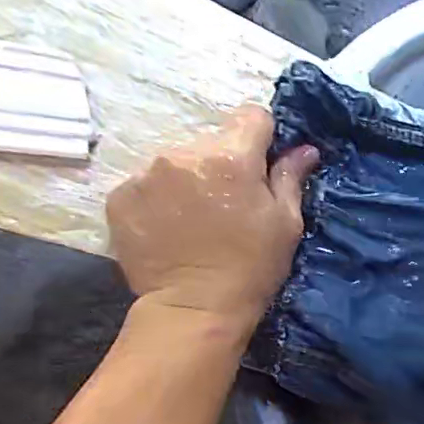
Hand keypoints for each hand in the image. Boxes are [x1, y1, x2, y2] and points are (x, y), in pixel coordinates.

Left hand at [105, 105, 318, 328]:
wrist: (195, 307)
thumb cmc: (253, 266)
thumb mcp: (286, 223)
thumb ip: (290, 177)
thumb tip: (304, 149)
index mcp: (231, 157)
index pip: (251, 116)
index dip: (263, 135)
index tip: (264, 162)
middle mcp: (183, 153)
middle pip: (212, 141)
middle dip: (224, 162)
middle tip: (231, 202)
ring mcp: (146, 174)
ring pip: (178, 161)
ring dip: (191, 179)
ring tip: (198, 217)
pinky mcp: (120, 196)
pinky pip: (148, 183)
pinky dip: (162, 198)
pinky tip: (173, 226)